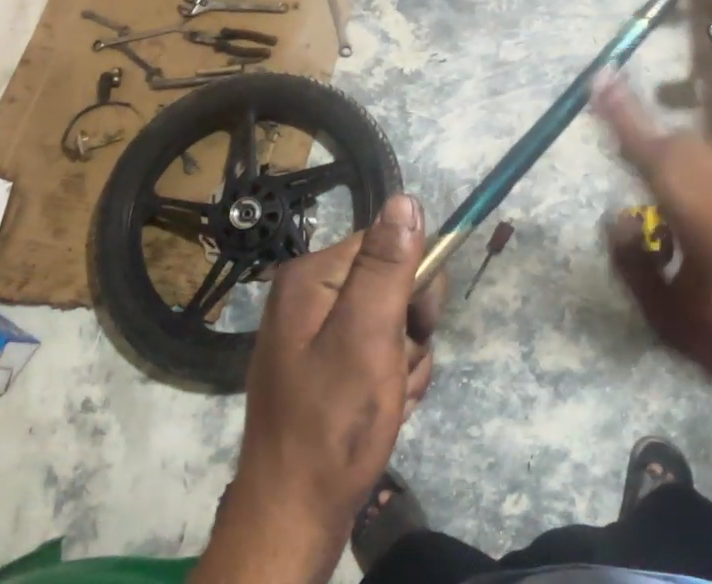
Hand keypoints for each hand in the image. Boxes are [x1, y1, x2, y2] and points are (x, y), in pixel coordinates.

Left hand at [197, 195, 446, 582]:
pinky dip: (392, 383)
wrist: (295, 513)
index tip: (417, 325)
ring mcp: (316, 336)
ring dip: (405, 362)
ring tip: (388, 399)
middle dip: (410, 329)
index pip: (387, 244)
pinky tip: (382, 411)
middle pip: (392, 284)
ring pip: (393, 325)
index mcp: (312, 278)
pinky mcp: (327, 370)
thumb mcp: (367, 335)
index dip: (414, 283)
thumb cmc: (333, 421)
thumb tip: (406, 198)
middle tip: (397, 369)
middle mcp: (310, 298)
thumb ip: (387, 265)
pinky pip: (379, 357)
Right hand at [594, 76, 711, 420]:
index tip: (600, 79)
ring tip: (697, 227)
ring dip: (694, 176)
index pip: (654, 152)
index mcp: (709, 217)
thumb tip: (619, 216)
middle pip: (686, 149)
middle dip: (657, 154)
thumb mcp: (671, 322)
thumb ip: (634, 262)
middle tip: (646, 189)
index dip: (623, 115)